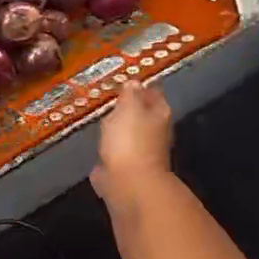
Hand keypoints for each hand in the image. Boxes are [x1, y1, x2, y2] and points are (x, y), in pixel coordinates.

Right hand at [91, 80, 171, 197]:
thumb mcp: (128, 108)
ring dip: (117, 124)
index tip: (124, 77)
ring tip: (101, 114)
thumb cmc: (130, 139)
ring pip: (128, 129)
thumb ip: (130, 93)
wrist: (127, 181)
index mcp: (159, 113)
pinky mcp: (125, 163)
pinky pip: (116, 146)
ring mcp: (141, 148)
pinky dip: (110, 141)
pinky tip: (98, 137)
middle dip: (128, 105)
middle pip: (142, 111)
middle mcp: (155, 130)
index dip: (140, 84)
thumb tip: (133, 82)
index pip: (153, 92)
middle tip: (109, 95)